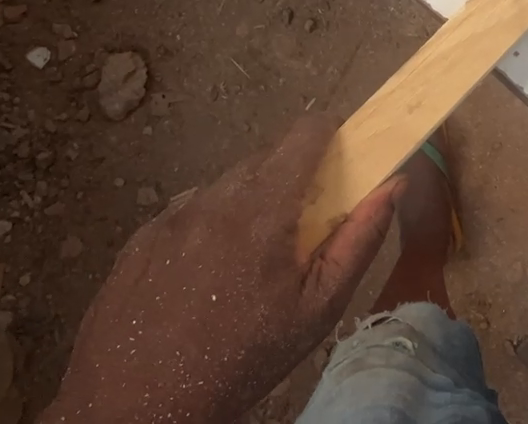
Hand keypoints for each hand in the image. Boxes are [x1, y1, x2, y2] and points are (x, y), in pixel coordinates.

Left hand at [40, 117, 401, 423]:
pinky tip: (207, 275)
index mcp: (263, 209)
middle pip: (267, 157)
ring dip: (250, 201)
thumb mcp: (319, 308)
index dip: (329, 132)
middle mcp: (214, 199)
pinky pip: (189, 211)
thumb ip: (361, 238)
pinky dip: (210, 226)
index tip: (341, 154)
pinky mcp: (139, 239)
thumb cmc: (241, 359)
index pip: (304, 132)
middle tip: (301, 222)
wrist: (133, 412)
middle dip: (292, 175)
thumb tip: (395, 183)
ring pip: (227, 184)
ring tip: (251, 257)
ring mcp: (171, 217)